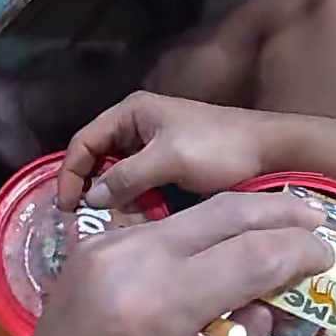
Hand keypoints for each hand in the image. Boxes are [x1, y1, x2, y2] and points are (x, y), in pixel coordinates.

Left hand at [0, 192, 332, 335]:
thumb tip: (267, 300)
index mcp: (154, 305)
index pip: (248, 257)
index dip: (297, 252)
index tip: (331, 255)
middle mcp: (129, 257)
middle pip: (223, 214)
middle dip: (277, 213)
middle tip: (318, 220)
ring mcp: (106, 244)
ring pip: (194, 214)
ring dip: (243, 217)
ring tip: (284, 224)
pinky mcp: (94, 246)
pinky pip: (164, 228)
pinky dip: (205, 231)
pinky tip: (229, 242)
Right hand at [58, 92, 288, 210]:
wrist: (268, 151)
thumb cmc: (219, 147)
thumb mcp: (169, 159)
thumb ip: (127, 176)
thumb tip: (91, 199)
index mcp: (133, 113)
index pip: (84, 141)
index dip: (70, 173)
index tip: (67, 206)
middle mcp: (138, 125)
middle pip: (99, 157)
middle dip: (91, 186)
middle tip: (84, 219)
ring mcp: (154, 144)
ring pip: (119, 173)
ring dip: (113, 195)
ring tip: (109, 222)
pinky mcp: (169, 164)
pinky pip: (139, 182)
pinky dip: (133, 199)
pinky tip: (134, 219)